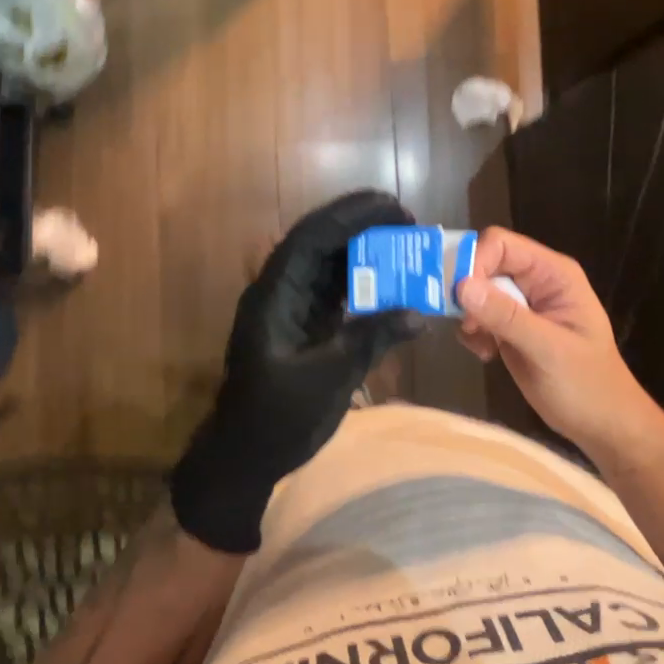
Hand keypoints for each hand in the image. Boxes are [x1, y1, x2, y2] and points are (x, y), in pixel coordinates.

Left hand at [170, 191, 416, 552]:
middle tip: (408, 219)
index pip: (311, 238)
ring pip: (330, 265)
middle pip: (321, 243)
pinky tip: (393, 281)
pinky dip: (364, 284)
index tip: (392, 206)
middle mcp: (282, 291)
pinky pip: (336, 293)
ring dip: (365, 251)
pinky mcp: (306, 327)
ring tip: (406, 242)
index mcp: (274, 294)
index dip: (351, 216)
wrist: (245, 457)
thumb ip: (369, 341)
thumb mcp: (326, 379)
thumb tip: (418, 314)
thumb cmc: (275, 418)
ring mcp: (293, 308)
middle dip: (361, 225)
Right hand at [456, 228, 650, 450]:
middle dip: (467, 292)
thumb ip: (506, 316)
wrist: (602, 426)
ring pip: (476, 290)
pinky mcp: (510, 327)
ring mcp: (521, 304)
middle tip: (466, 325)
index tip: (459, 296)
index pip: (501, 245)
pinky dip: (473, 332)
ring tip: (481, 345)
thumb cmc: (586, 385)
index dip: (475, 261)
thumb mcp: (548, 349)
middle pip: (484, 264)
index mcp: (553, 273)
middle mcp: (535, 281)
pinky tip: (486, 355)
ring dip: (468, 316)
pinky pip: (478, 315)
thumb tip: (462, 285)